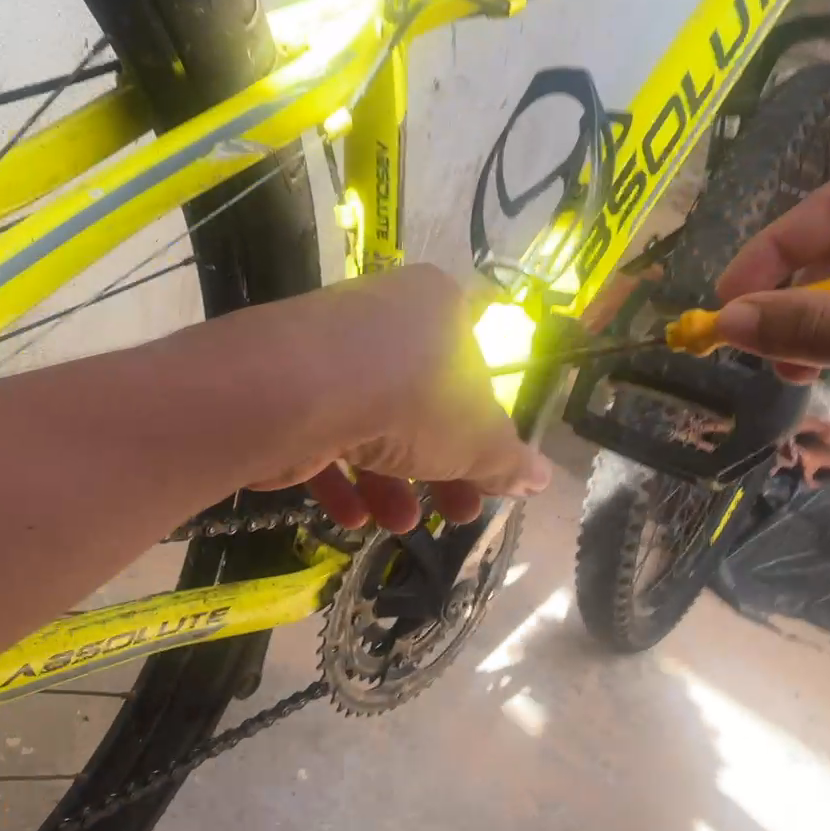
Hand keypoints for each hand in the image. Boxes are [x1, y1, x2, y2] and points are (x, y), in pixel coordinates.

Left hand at [246, 265, 552, 531]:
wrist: (301, 391)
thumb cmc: (411, 398)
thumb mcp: (476, 438)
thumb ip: (507, 460)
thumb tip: (541, 478)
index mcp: (436, 306)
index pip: (473, 361)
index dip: (483, 421)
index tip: (488, 469)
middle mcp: (380, 318)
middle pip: (420, 401)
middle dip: (441, 468)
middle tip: (458, 514)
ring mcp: (327, 352)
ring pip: (369, 422)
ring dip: (389, 483)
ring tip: (400, 524)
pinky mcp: (288, 389)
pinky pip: (321, 434)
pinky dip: (339, 478)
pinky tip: (354, 519)